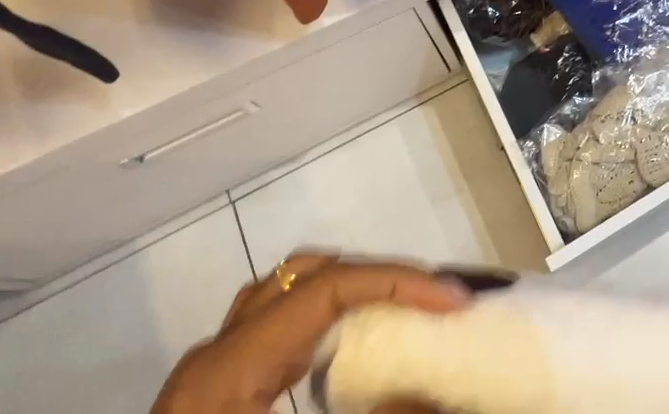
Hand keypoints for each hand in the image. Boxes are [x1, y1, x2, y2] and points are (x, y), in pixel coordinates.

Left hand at [151, 253, 469, 413]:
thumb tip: (436, 392)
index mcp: (230, 369)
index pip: (326, 289)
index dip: (397, 282)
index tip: (454, 301)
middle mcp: (218, 354)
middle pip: (309, 276)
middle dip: (381, 278)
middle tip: (435, 302)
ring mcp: (213, 370)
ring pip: (289, 293)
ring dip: (353, 291)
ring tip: (402, 313)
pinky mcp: (217, 388)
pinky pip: (278, 325)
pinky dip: (325, 319)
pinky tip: (350, 348)